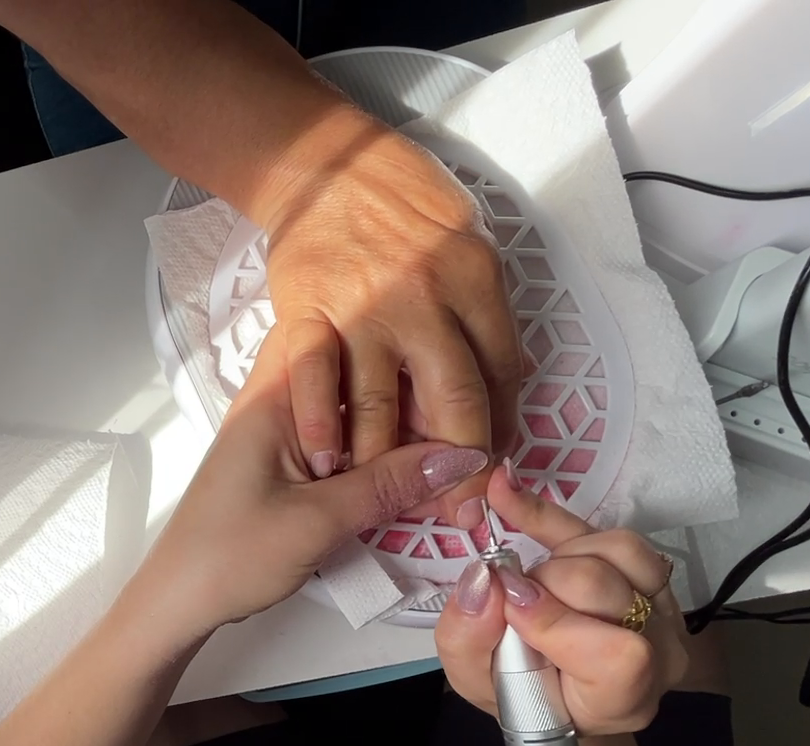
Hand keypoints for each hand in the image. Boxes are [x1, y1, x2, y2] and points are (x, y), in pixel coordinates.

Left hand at [128, 349, 487, 639]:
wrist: (178, 601)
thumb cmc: (231, 556)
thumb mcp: (317, 521)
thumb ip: (389, 484)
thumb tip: (464, 456)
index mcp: (274, 397)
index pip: (340, 336)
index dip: (397, 348)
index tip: (453, 376)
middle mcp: (275, 403)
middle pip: (353, 374)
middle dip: (407, 396)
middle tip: (463, 426)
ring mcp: (279, 434)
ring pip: (350, 412)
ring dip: (393, 432)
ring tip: (445, 456)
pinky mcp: (284, 465)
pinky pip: (339, 444)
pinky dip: (372, 457)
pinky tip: (407, 479)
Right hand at [251, 111, 523, 518]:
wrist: (328, 167)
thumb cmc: (401, 206)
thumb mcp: (464, 246)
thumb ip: (479, 315)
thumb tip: (496, 388)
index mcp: (475, 280)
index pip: (501, 372)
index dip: (501, 431)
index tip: (491, 472)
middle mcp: (426, 297)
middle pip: (452, 397)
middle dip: (458, 465)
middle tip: (458, 515)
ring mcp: (363, 306)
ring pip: (380, 398)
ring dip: (382, 458)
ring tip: (384, 504)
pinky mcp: (308, 311)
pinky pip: (315, 376)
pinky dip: (319, 422)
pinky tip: (324, 461)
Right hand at [435, 464, 687, 734]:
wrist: (545, 682)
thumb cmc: (512, 691)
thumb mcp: (470, 680)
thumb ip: (467, 637)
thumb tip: (484, 578)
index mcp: (620, 699)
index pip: (619, 654)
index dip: (557, 621)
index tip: (509, 608)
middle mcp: (660, 656)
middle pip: (605, 588)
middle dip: (541, 582)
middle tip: (510, 599)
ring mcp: (665, 612)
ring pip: (620, 551)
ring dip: (557, 556)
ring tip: (532, 580)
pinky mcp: (648, 573)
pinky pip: (610, 528)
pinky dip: (550, 512)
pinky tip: (505, 496)